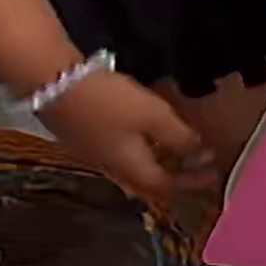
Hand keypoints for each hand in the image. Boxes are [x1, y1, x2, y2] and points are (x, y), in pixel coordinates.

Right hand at [36, 70, 214, 195]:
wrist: (51, 80)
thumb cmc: (110, 101)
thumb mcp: (154, 117)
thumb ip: (179, 137)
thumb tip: (197, 153)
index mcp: (126, 165)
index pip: (162, 184)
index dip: (191, 182)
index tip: (214, 175)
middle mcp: (106, 164)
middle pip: (146, 179)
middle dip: (177, 174)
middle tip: (202, 165)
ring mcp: (91, 151)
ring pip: (133, 167)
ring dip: (162, 162)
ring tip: (185, 152)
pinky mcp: (82, 135)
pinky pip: (120, 153)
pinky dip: (145, 151)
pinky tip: (153, 138)